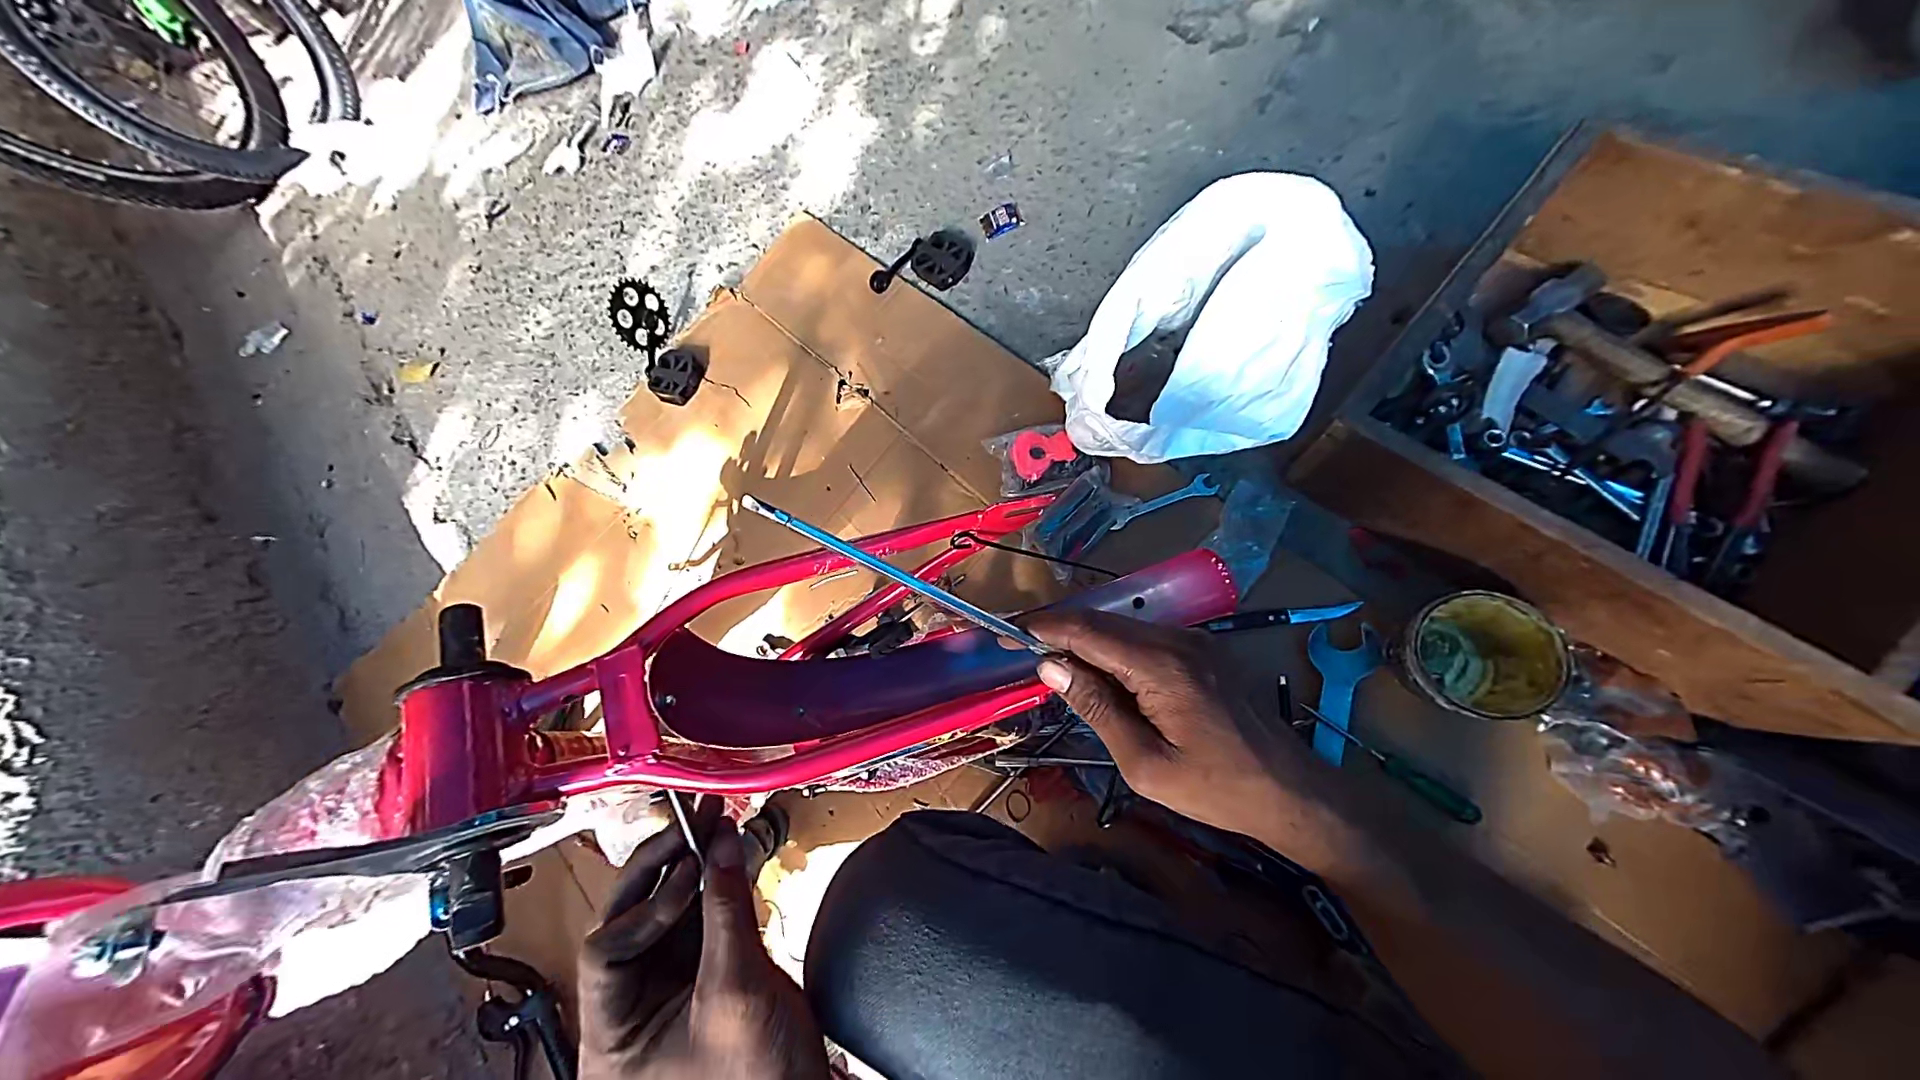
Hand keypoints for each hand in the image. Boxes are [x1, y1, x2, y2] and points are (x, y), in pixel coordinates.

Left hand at [578, 797, 827, 1079]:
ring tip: (710, 822)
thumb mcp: (736, 991)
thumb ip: (726, 911)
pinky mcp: (702, 971)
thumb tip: (719, 847)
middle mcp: (629, 1011)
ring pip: (669, 909)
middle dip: (664, 866)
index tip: (689, 873)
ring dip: (693, 862)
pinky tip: (726, 851)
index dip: (647, 907)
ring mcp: (666, 989)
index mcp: (611, 1039)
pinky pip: (701, 915)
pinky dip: (716, 881)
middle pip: (632, 920)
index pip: (606, 951)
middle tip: (690, 823)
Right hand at [1024, 610, 1319, 838]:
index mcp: (1162, 666)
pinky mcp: (1201, 650)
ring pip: (1122, 627)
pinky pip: (1144, 637)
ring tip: (1049, 661)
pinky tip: (1096, 670)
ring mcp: (1193, 641)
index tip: (1005, 633)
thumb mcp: (1144, 763)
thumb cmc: (1215, 788)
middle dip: (1057, 631)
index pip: (1087, 631)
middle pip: (1102, 622)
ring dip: (1083, 639)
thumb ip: (1096, 708)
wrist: (1290, 791)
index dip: (1042, 628)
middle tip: (1018, 646)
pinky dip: (1111, 648)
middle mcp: (1177, 640)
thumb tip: (1050, 666)